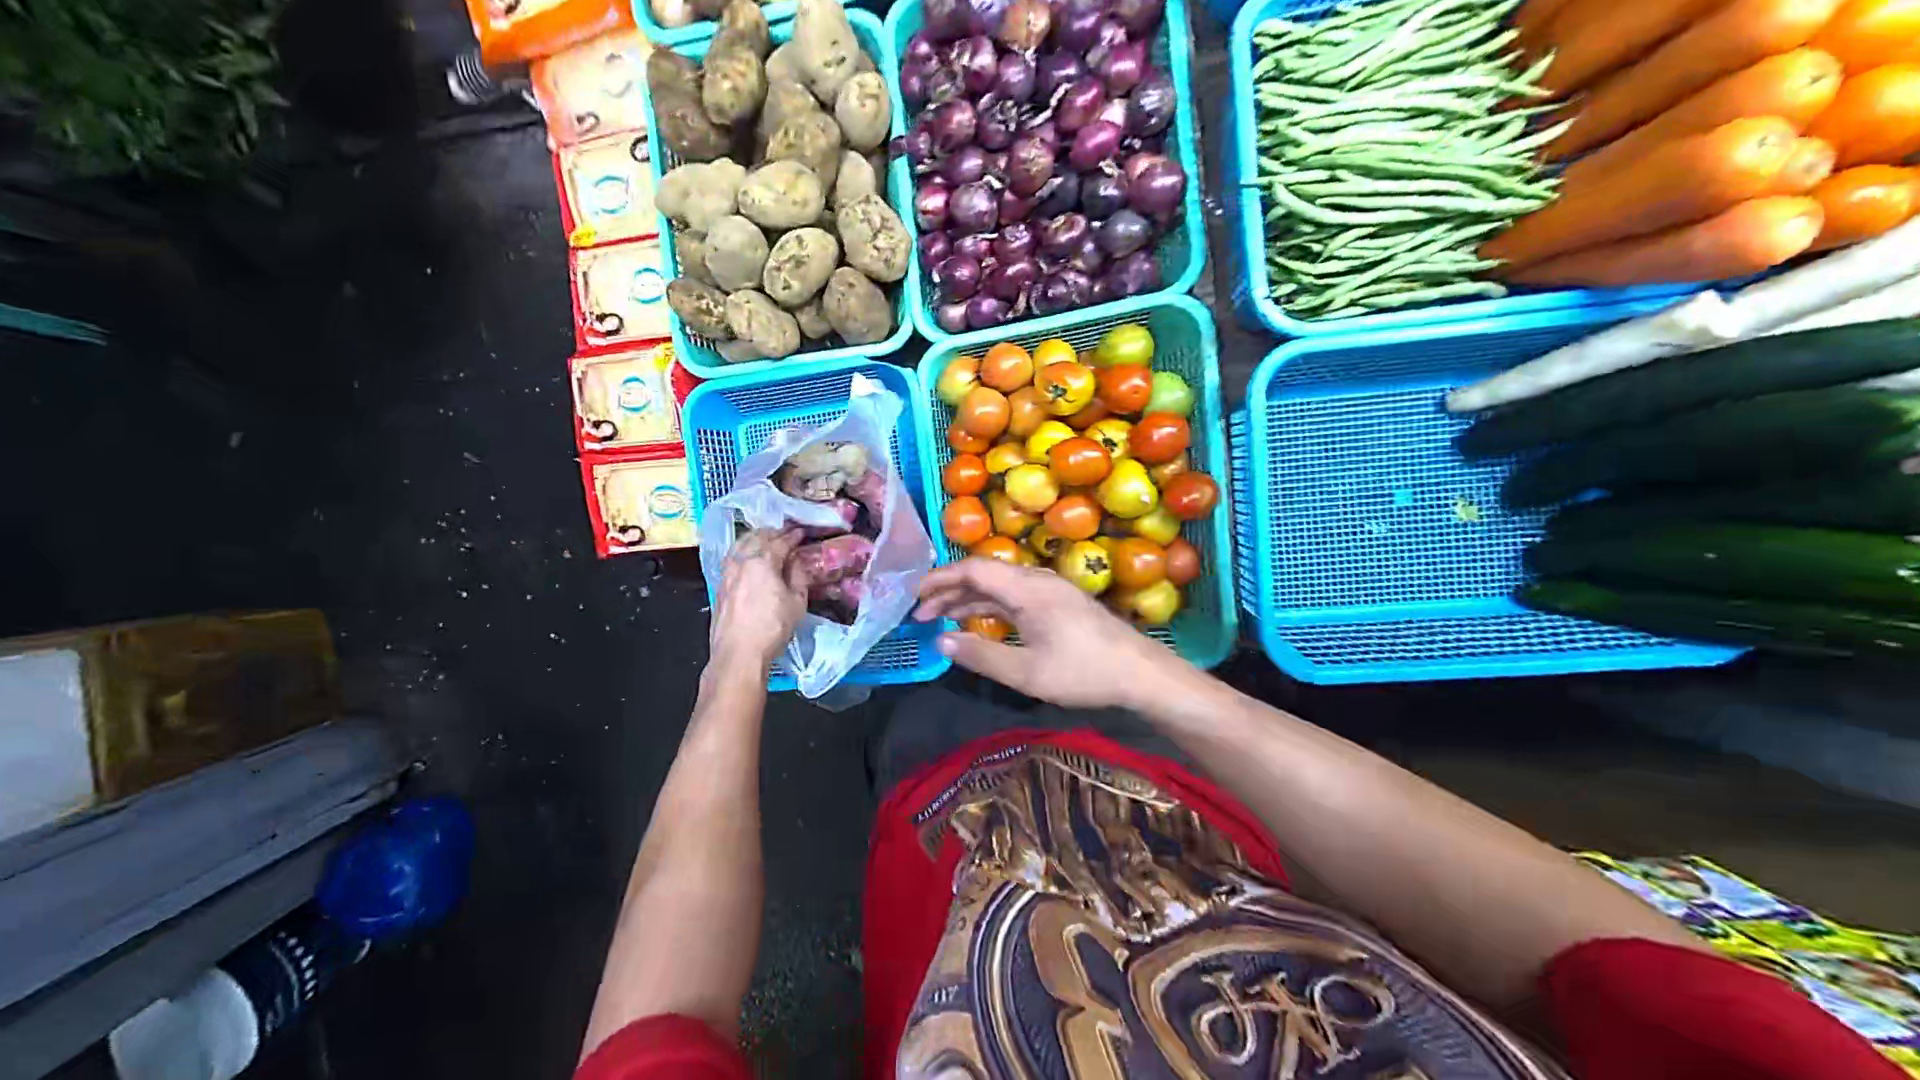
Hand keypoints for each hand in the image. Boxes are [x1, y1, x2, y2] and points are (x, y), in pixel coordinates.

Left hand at [710, 528, 806, 668]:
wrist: (738, 653)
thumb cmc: (772, 628)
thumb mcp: (796, 602)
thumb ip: (798, 576)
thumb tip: (797, 561)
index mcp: (762, 561)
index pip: (780, 541)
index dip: (793, 535)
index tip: (802, 532)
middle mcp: (741, 562)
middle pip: (757, 537)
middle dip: (773, 532)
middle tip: (785, 533)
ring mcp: (726, 573)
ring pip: (740, 545)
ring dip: (755, 539)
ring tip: (766, 540)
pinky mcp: (719, 586)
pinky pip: (732, 558)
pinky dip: (743, 551)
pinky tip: (748, 558)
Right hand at [914, 557, 1184, 709]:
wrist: (1140, 673)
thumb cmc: (1083, 672)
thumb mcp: (1026, 672)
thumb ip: (980, 656)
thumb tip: (940, 641)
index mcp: (1027, 588)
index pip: (974, 570)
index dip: (941, 579)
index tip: (915, 596)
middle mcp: (1036, 581)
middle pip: (984, 575)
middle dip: (949, 590)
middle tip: (921, 614)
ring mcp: (1049, 590)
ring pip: (998, 586)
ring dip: (968, 600)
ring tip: (941, 619)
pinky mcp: (1058, 603)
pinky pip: (1014, 596)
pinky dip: (989, 607)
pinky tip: (978, 623)